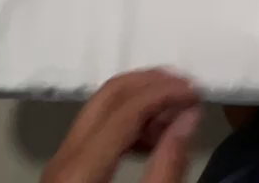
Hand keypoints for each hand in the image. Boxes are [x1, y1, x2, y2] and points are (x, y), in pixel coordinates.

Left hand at [43, 69, 202, 182]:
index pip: (126, 108)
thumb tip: (189, 114)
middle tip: (188, 88)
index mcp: (79, 171)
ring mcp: (59, 165)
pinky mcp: (65, 174)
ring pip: (101, 108)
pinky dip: (128, 121)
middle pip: (108, 95)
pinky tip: (152, 137)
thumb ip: (168, 166)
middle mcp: (62, 159)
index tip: (198, 92)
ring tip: (175, 116)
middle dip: (152, 84)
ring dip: (141, 100)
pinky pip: (96, 129)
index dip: (165, 92)